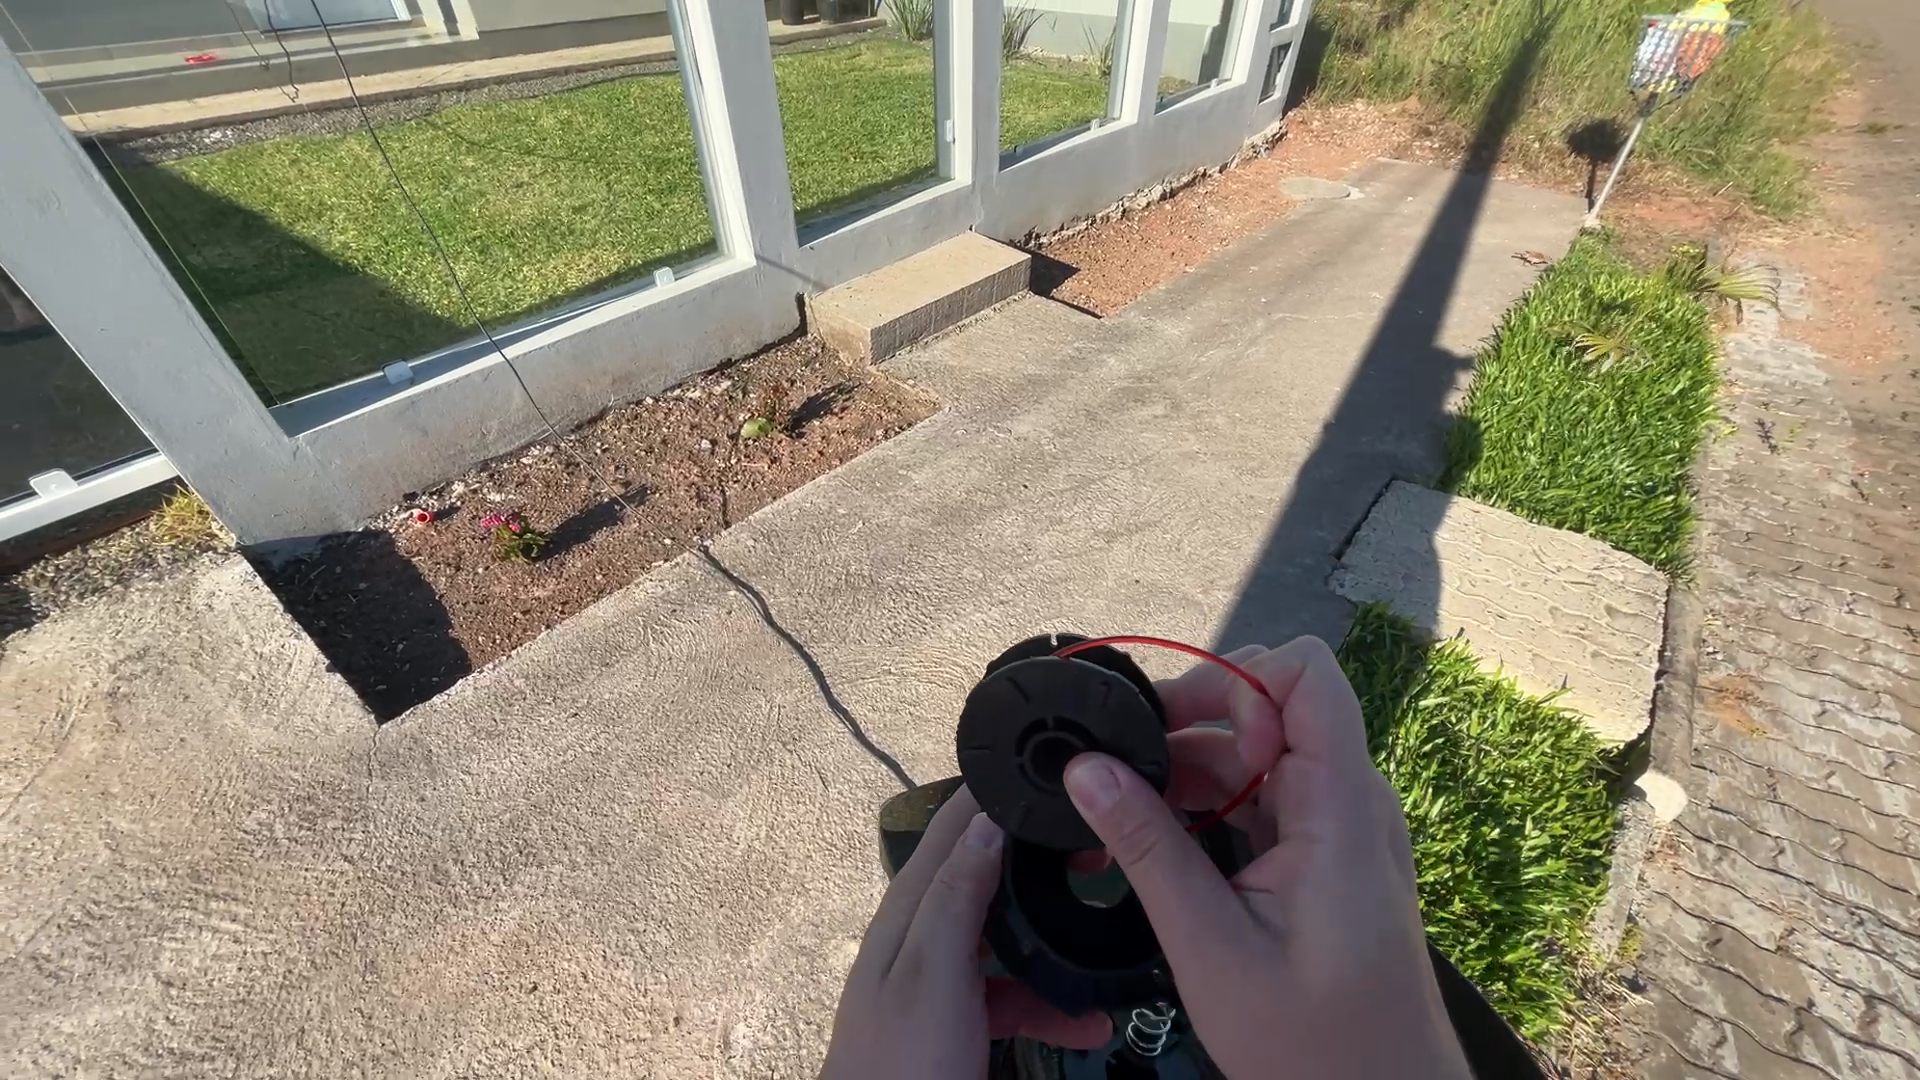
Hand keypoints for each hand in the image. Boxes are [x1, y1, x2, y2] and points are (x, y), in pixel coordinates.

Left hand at [821, 785, 1110, 1079]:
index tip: (1053, 778)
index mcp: (914, 903)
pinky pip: (1012, 991)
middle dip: (1036, 859)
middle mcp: (928, 926)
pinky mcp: (964, 1016)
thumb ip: (957, 894)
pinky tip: (1090, 1019)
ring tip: (1104, 930)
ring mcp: (947, 973)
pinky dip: (1048, 999)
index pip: (954, 824)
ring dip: (1050, 932)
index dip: (995, 794)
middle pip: (987, 871)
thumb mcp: (933, 970)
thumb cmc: (907, 1056)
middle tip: (1096, 852)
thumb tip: (988, 819)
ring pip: (1006, 932)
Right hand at [1065, 637, 1471, 1079]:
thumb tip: (1083, 765)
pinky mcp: (1313, 840)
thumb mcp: (1211, 947)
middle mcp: (1342, 793)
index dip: (1239, 683)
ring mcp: (1329, 816)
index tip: (1186, 737)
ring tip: (1121, 802)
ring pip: (1250, 741)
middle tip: (1123, 759)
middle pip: (1267, 699)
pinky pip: (1252, 785)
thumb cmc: (1310, 1046)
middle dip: (1191, 713)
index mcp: (1339, 807)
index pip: (1308, 675)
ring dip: (1183, 758)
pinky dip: (1199, 793)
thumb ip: (1148, 848)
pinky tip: (1151, 825)